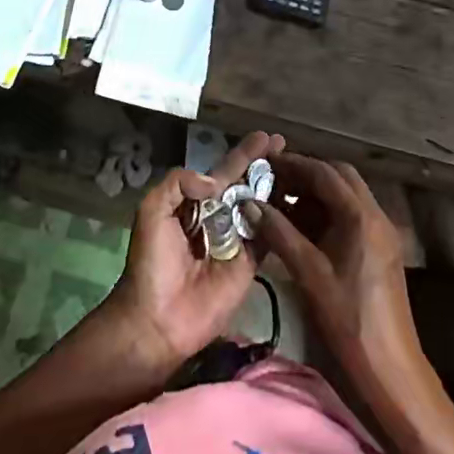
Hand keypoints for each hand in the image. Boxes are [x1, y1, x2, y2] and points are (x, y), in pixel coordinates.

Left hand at [99, 131, 286, 374]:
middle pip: (245, 185)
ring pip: (261, 207)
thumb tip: (214, 180)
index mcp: (194, 202)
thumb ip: (178, 183)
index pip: (223, 172)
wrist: (158, 317)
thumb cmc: (151, 262)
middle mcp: (218, 217)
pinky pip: (270, 237)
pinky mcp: (250, 264)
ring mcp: (236, 240)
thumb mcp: (152, 211)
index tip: (266, 136)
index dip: (243, 154)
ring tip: (300, 168)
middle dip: (264, 165)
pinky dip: (284, 221)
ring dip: (278, 187)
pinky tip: (301, 204)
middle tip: (285, 144)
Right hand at [254, 154, 416, 367]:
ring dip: (316, 193)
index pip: (325, 173)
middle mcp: (376, 215)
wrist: (389, 365)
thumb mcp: (308, 272)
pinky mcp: (380, 248)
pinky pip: (352, 215)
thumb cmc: (347, 317)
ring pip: (347, 195)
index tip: (265, 164)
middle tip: (274, 181)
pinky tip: (301, 226)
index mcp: (361, 216)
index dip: (294, 164)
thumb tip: (248, 203)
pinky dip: (326, 211)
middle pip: (340, 177)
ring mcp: (381, 231)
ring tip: (281, 201)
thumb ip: (278, 232)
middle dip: (306, 174)